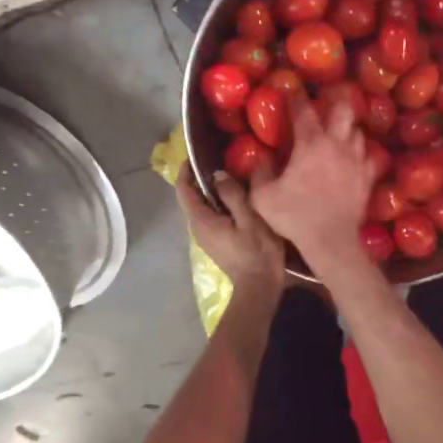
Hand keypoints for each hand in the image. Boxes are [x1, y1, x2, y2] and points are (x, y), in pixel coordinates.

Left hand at [177, 163, 285, 292]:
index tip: (194, 156)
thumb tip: (218, 175)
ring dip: (208, 191)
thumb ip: (232, 195)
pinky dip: (215, 203)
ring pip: (200, 208)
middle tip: (215, 160)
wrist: (259, 287)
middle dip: (197, 179)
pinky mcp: (214, 242)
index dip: (185, 171)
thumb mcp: (249, 218)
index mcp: (201, 220)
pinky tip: (232, 198)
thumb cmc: (257, 252)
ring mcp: (205, 237)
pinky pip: (208, 216)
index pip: (183, 190)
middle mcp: (197, 228)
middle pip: (189, 198)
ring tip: (226, 175)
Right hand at [250, 98, 373, 268]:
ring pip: (357, 132)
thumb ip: (260, 172)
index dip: (296, 98)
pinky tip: (356, 157)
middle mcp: (337, 145)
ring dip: (348, 128)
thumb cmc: (294, 216)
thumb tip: (261, 157)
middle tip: (328, 98)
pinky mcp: (368, 177)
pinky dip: (362, 153)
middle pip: (343, 110)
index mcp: (310, 144)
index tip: (291, 90)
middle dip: (336, 100)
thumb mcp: (263, 197)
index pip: (304, 111)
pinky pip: (369, 157)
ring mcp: (356, 160)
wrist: (330, 239)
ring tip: (340, 130)